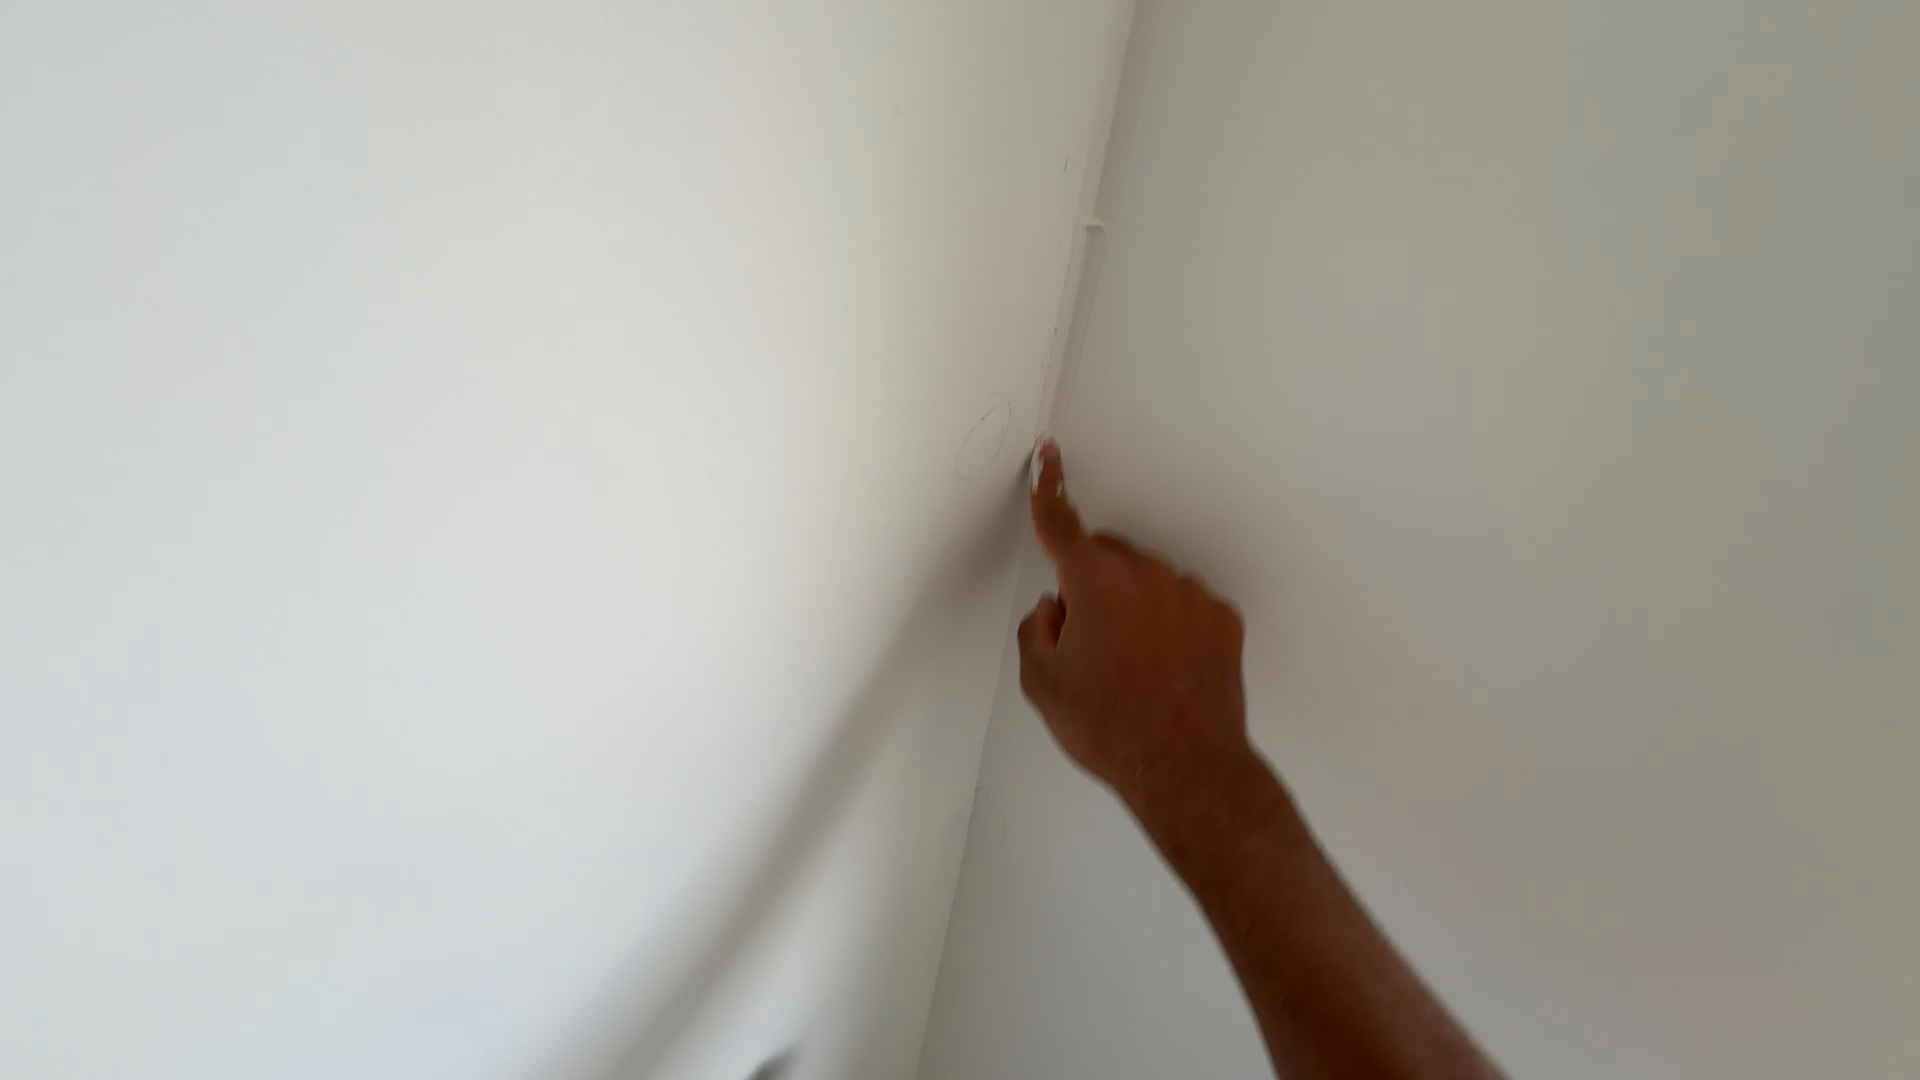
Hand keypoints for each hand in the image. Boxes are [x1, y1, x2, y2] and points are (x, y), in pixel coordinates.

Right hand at [1017, 440, 1250, 801]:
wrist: (1185, 769)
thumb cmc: (1113, 728)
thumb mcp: (1042, 684)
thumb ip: (1037, 629)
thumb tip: (1054, 611)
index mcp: (1095, 584)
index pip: (1062, 523)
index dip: (1048, 488)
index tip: (1049, 457)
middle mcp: (1146, 577)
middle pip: (1104, 556)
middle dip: (1088, 584)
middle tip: (1087, 641)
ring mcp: (1189, 595)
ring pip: (1144, 579)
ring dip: (1130, 605)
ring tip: (1130, 665)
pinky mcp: (1220, 617)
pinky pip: (1180, 601)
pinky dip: (1166, 621)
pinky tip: (1161, 665)